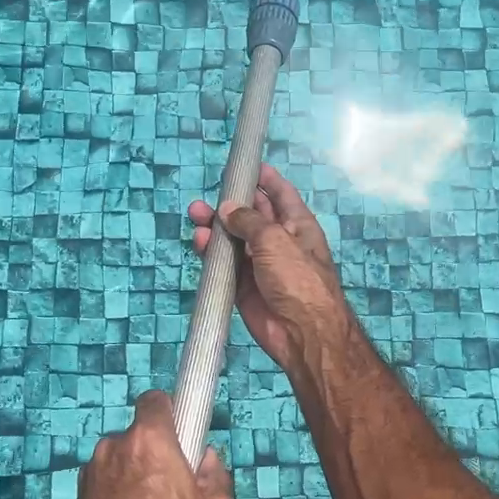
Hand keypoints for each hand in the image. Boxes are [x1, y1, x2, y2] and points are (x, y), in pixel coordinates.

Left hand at [64, 391, 235, 498]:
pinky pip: (104, 489)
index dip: (170, 414)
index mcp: (149, 441)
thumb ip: (215, 476)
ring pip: (120, 464)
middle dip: (155, 456)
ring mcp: (89, 476)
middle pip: (138, 438)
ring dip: (134, 480)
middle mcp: (113, 449)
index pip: (155, 401)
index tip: (182, 437)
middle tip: (173, 491)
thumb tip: (204, 458)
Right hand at [188, 164, 353, 374]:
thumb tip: (228, 209)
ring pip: (234, 239)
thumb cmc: (297, 278)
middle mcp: (279, 242)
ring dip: (215, 227)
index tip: (247, 165)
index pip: (281, 194)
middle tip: (208, 196)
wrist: (303, 333)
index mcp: (297, 225)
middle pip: (252, 215)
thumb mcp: (274, 239)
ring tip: (195, 215)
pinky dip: (211, 253)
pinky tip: (200, 242)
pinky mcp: (244, 286)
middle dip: (231, 204)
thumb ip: (248, 221)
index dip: (265, 179)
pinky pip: (225, 264)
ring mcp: (260, 265)